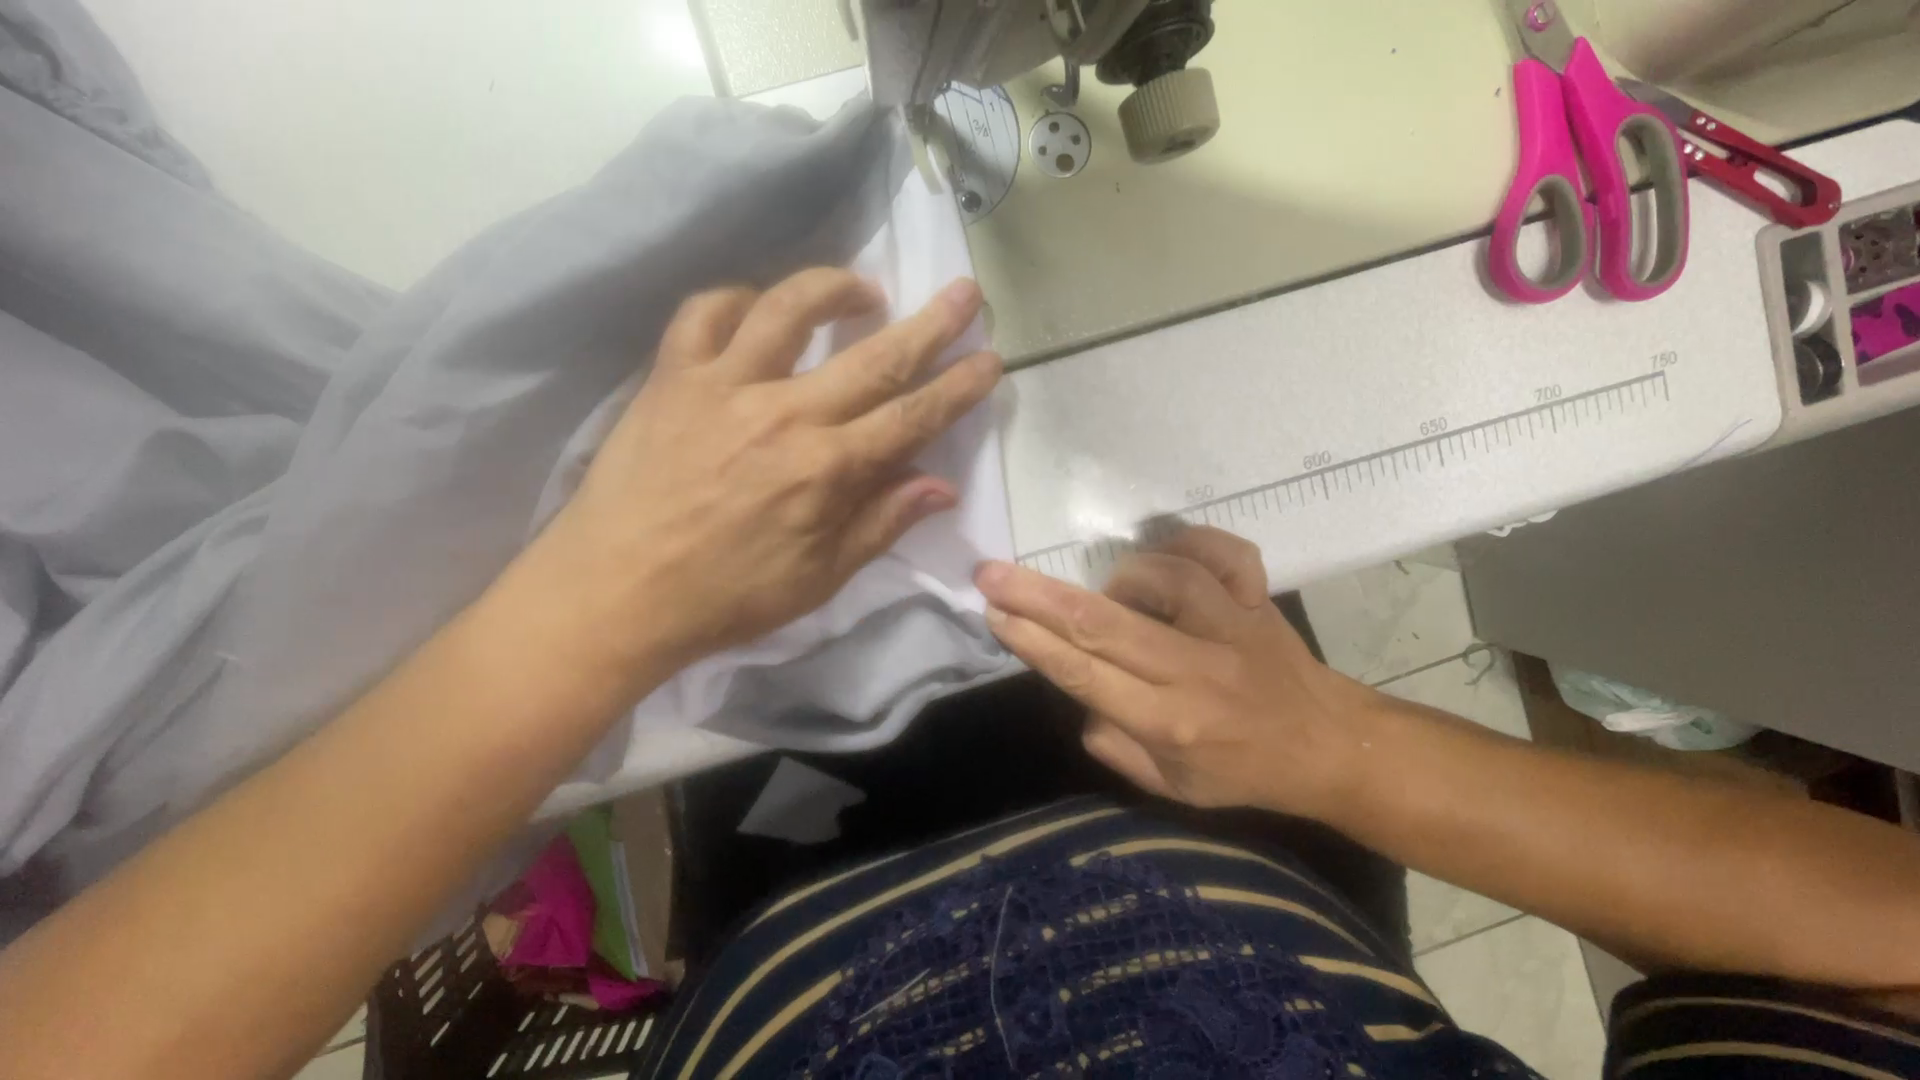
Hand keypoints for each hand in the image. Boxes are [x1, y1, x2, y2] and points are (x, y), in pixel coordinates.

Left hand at [525, 268, 1001, 681]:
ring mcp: (723, 386)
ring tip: (865, 290)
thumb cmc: (725, 598)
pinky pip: (704, 313)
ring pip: (789, 310)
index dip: (958, 388)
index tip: (990, 360)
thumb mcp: (818, 580)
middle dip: (931, 324)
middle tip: (966, 293)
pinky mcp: (671, 377)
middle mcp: (784, 414)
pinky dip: (736, 299)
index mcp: (825, 470)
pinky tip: (758, 308)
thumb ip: (881, 524)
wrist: (615, 594)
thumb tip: (942, 486)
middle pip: (874, 356)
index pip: (911, 417)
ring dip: (836, 289)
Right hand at [975, 527, 1384, 817]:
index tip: (994, 613)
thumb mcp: (1172, 787)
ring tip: (1110, 592)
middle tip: (990, 573)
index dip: (1034, 641)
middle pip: (1104, 623)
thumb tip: (1075, 697)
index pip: (1085, 674)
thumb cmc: (1242, 772)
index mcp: (1170, 724)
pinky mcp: (1256, 601)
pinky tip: (1169, 559)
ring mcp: (1231, 628)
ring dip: (1120, 579)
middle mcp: (1196, 671)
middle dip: (1037, 596)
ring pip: (1161, 577)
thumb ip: (1115, 747)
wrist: (1329, 746)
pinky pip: (1220, 553)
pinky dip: (1187, 545)